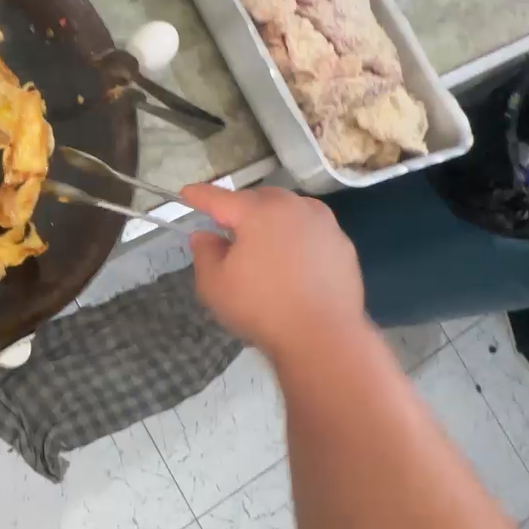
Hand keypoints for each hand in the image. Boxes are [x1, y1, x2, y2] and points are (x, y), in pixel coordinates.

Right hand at [179, 184, 370, 360]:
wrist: (322, 334)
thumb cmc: (259, 306)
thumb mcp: (214, 284)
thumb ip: (205, 253)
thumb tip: (205, 235)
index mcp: (258, 213)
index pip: (220, 198)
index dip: (200, 195)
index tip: (186, 193)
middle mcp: (294, 208)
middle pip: (259, 197)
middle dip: (240, 206)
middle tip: (225, 226)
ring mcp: (323, 224)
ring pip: (289, 208)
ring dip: (270, 217)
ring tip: (259, 239)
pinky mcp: (342, 244)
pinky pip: (310, 228)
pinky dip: (293, 234)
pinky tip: (288, 259)